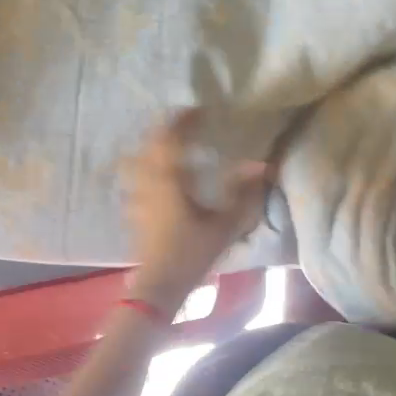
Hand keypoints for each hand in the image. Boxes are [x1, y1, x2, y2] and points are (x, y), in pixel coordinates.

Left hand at [123, 110, 273, 312]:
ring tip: (169, 147)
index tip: (198, 110)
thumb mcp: (224, 224)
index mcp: (168, 178)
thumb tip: (262, 165)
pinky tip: (157, 177)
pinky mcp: (132, 211)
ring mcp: (135, 196)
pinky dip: (145, 168)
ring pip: (137, 160)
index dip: (183, 120)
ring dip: (152, 148)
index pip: (171, 137)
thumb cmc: (191, 253)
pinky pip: (135, 178)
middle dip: (166, 130)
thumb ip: (243, 193)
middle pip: (150, 144)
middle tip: (185, 125)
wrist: (159, 285)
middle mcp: (147, 181)